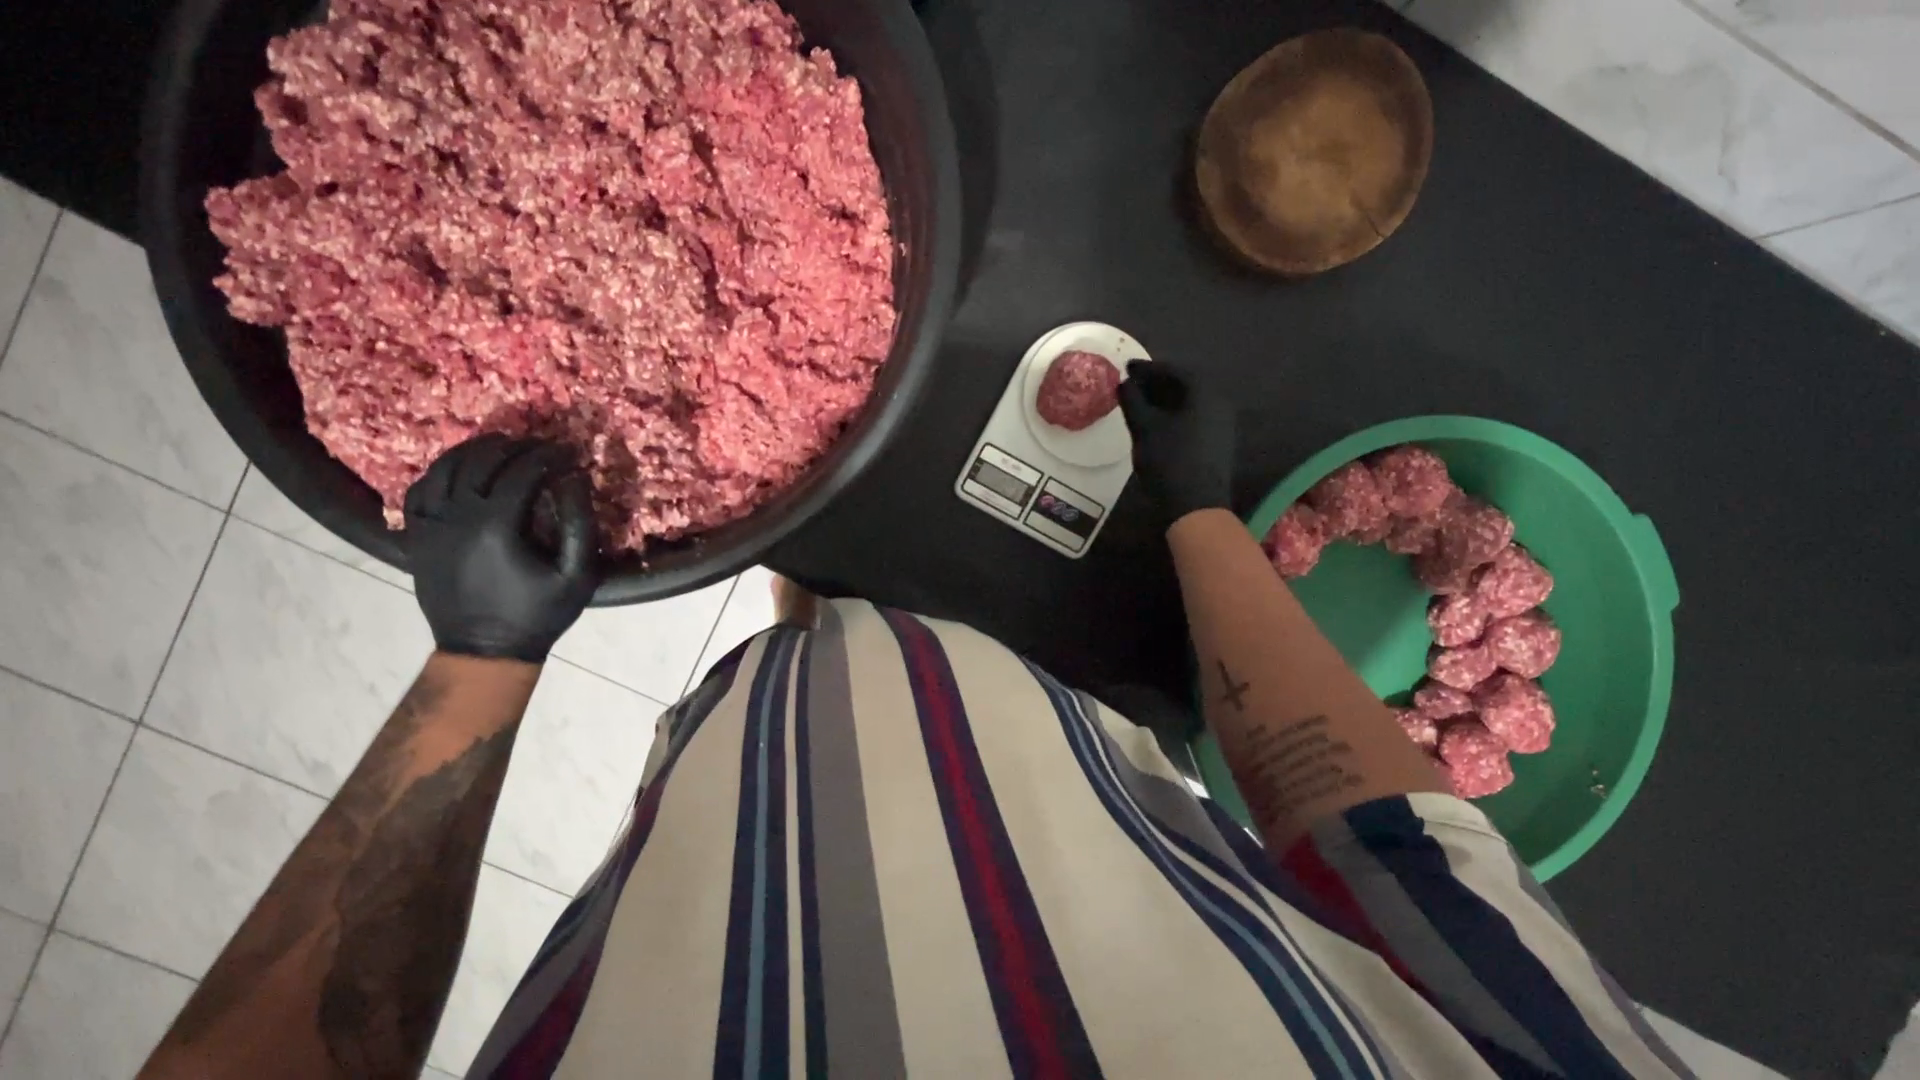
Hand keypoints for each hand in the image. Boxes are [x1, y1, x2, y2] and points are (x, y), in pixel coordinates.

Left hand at [405, 434, 599, 662]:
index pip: (522, 471)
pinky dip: (439, 472)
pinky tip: (460, 471)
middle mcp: (455, 518)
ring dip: (474, 451)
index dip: (548, 455)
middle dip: (514, 447)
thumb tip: (574, 478)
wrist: (484, 652)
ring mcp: (429, 526)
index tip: (569, 450)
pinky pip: (419, 491)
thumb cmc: (538, 615)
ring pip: (444, 468)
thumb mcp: (576, 576)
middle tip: (539, 445)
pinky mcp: (416, 537)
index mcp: (495, 526)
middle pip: (481, 462)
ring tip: (501, 446)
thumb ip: (580, 524)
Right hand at [1117, 359, 1235, 528]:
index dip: (1148, 367)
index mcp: (1204, 393)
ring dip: (1165, 398)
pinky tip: (1156, 421)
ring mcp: (1221, 423)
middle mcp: (1218, 403)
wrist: (1195, 506)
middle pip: (1185, 384)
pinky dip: (1174, 413)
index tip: (1127, 367)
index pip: (1175, 369)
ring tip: (1140, 401)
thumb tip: (1124, 383)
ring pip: (1189, 401)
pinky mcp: (1217, 441)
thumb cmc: (1168, 462)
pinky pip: (1194, 416)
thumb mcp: (1144, 428)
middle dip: (1157, 381)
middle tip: (1132, 382)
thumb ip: (1133, 401)